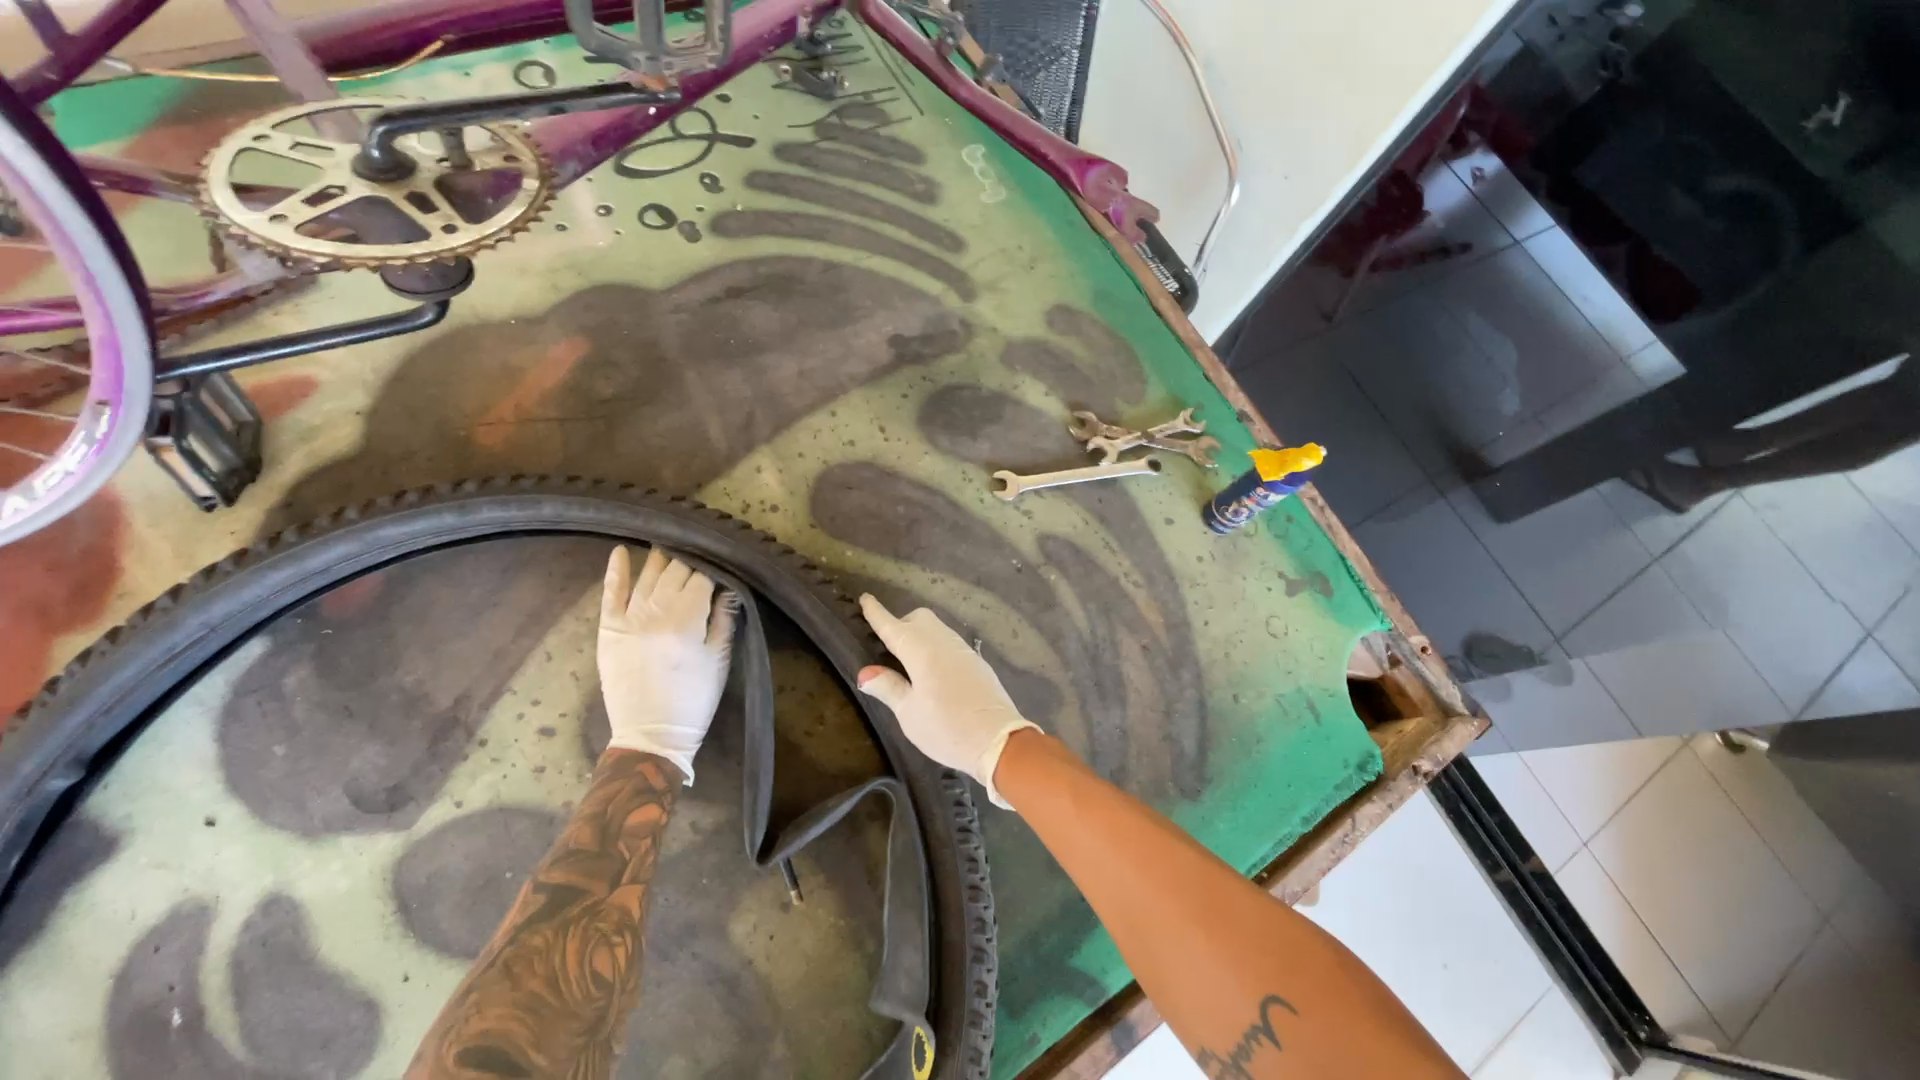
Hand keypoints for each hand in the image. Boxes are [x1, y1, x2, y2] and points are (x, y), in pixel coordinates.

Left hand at [597, 546, 738, 783]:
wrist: (651, 735)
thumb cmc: (693, 701)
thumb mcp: (719, 662)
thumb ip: (723, 621)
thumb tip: (730, 587)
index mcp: (687, 623)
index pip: (701, 580)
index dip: (712, 569)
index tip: (719, 565)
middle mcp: (656, 614)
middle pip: (674, 573)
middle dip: (689, 561)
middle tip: (698, 554)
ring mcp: (629, 619)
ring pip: (647, 577)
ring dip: (660, 559)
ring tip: (669, 545)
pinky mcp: (608, 629)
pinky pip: (611, 593)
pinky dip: (615, 571)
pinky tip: (621, 551)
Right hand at [855, 596, 1038, 807]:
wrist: (999, 740)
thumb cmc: (947, 728)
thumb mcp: (909, 713)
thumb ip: (888, 688)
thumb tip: (865, 673)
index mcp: (921, 651)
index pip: (893, 626)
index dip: (877, 614)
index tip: (865, 598)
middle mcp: (943, 642)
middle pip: (919, 619)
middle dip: (901, 624)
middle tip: (888, 646)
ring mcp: (964, 650)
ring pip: (937, 629)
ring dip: (920, 635)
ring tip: (909, 660)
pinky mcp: (977, 663)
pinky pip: (950, 643)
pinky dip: (936, 646)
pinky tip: (934, 670)